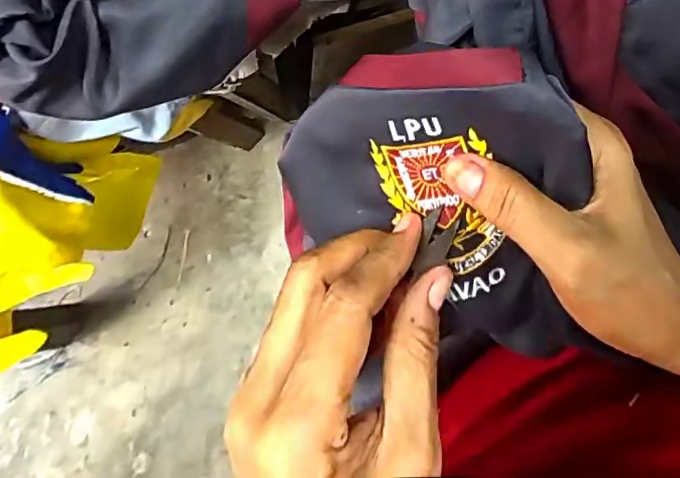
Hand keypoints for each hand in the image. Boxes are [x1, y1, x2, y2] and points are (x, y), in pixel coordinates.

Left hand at [227, 216, 453, 477]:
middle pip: (303, 284)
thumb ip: (417, 357)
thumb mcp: (410, 452)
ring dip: (347, 266)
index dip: (385, 257)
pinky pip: (292, 321)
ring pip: (294, 296)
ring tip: (397, 261)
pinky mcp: (252, 398)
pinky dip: (334, 293)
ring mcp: (245, 399)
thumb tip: (433, 277)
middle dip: (358, 246)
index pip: (343, 304)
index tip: (419, 227)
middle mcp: (255, 400)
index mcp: (296, 420)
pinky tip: (373, 296)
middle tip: (405, 236)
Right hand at [440, 103, 679, 371]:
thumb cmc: (626, 286)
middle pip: (531, 131)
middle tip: (429, 146)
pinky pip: (534, 189)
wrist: (670, 331)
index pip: (540, 104)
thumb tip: (455, 162)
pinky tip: (468, 205)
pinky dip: (505, 194)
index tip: (445, 114)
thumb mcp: (565, 246)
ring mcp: (585, 180)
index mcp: (599, 142)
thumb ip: (514, 204)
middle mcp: (593, 151)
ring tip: (434, 170)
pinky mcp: (576, 207)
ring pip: (530, 163)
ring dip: (492, 169)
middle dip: (485, 139)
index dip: (494, 108)